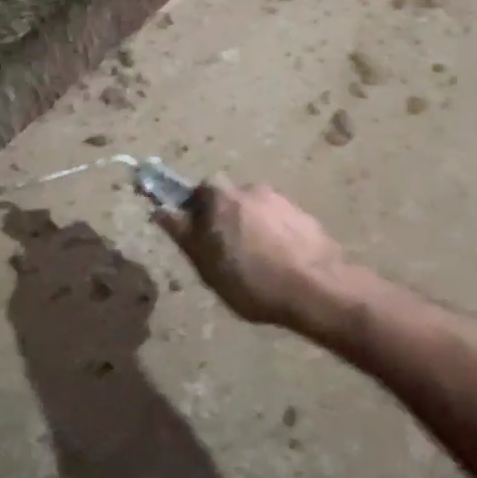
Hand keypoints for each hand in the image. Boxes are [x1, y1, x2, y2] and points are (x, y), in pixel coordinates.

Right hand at [153, 175, 347, 328]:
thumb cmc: (251, 280)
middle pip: (230, 199)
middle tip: (228, 254)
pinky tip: (281, 265)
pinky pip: (281, 222)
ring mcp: (282, 200)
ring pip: (257, 211)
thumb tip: (160, 209)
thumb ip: (182, 233)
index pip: (200, 190)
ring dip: (253, 229)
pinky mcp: (306, 216)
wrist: (316, 288)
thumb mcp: (206, 264)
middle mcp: (251, 189)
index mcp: (222, 197)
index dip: (197, 211)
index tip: (200, 235)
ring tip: (259, 265)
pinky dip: (277, 237)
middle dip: (227, 220)